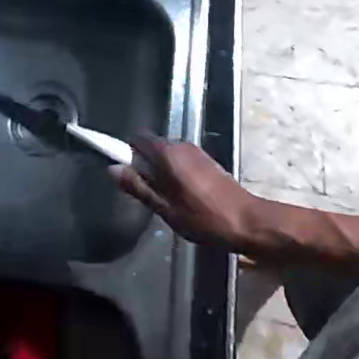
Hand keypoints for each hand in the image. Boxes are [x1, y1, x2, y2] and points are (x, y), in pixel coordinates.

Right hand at [112, 137, 264, 251]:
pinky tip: (181, 197)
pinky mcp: (206, 159)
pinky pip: (180, 160)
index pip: (138, 138)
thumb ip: (138, 187)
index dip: (126, 152)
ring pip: (167, 154)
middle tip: (145, 195)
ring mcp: (196, 150)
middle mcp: (182, 144)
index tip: (123, 173)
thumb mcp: (165, 208)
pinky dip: (174, 173)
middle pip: (152, 146)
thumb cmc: (203, 218)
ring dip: (160, 171)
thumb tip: (113, 169)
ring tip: (164, 200)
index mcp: (169, 153)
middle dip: (144, 165)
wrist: (245, 220)